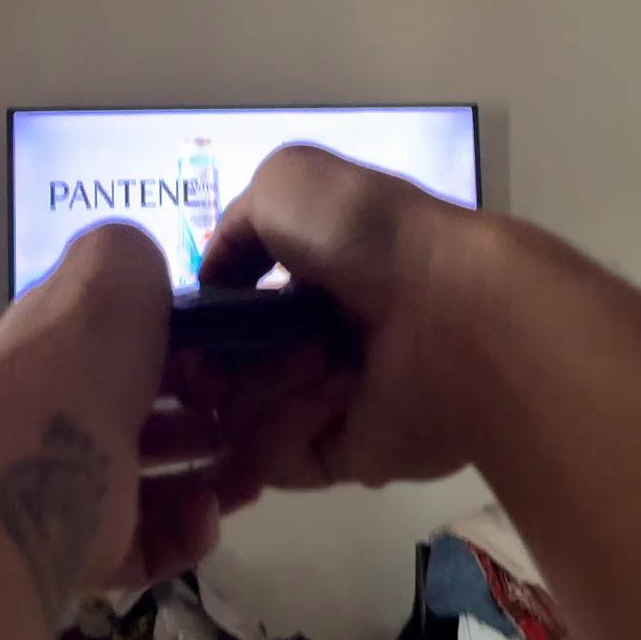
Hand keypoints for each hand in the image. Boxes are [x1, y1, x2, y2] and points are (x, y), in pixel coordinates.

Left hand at [0, 223, 223, 592]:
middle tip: (254, 419)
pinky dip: (188, 531)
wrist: (43, 445)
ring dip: (213, 479)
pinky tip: (211, 513)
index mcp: (66, 352)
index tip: (236, 356)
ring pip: (158, 487)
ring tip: (253, 474)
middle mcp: (64, 419)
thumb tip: (145, 280)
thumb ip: (130, 253)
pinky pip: (150, 545)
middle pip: (152, 421)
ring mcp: (73, 488)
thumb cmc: (89, 344)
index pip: (132, 352)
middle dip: (211, 419)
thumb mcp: (115, 258)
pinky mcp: (85, 549)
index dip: (190, 352)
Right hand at [191, 145, 492, 495]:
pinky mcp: (342, 455)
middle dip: (212, 366)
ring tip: (323, 354)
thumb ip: (235, 225)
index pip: (225, 319)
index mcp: (306, 281)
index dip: (199, 326)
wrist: (448, 304)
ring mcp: (326, 401)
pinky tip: (340, 389)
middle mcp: (312, 340)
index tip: (192, 328)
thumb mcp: (288, 181)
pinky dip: (293, 419)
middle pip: (216, 378)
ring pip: (235, 419)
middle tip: (226, 357)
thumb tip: (217, 281)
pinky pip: (274, 458)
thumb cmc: (366, 235)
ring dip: (266, 382)